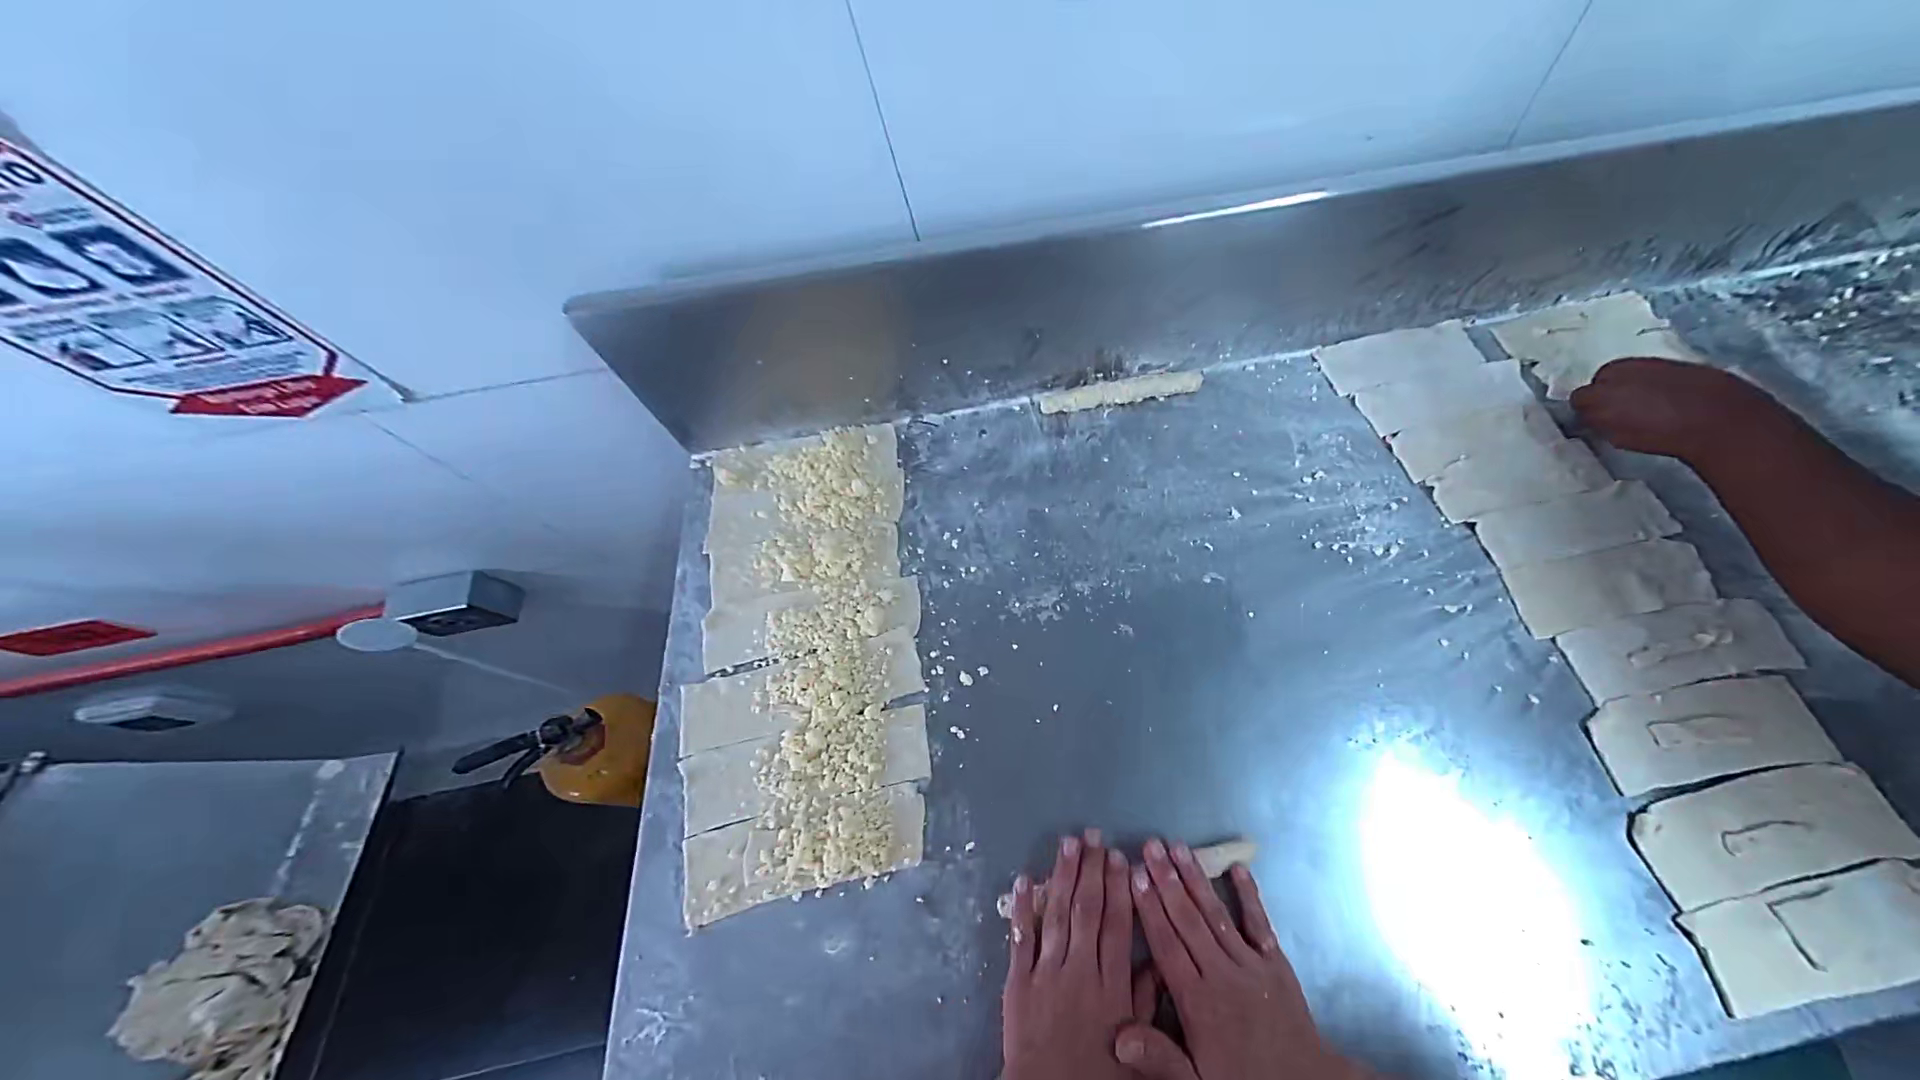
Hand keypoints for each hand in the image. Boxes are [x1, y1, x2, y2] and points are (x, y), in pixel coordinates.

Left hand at [1003, 830, 1137, 1079]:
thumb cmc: (1097, 1074)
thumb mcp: (1134, 1040)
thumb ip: (1144, 999)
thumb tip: (1159, 960)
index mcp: (1111, 984)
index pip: (1118, 924)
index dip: (1119, 888)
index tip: (1120, 857)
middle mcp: (1080, 968)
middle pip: (1087, 909)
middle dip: (1091, 869)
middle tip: (1093, 835)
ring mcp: (1046, 970)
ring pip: (1056, 913)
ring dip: (1062, 875)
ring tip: (1067, 843)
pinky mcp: (1018, 979)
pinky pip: (1020, 937)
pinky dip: (1022, 907)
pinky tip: (1024, 879)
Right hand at [1121, 838, 1362, 1079]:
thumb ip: (1160, 1059)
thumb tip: (1118, 1037)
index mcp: (1199, 1002)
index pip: (1167, 944)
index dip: (1148, 908)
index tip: (1133, 875)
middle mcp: (1223, 975)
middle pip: (1188, 920)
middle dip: (1166, 880)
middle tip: (1149, 845)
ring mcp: (1252, 966)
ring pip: (1217, 915)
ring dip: (1196, 878)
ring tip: (1177, 847)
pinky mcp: (1277, 964)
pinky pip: (1259, 924)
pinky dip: (1249, 896)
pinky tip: (1237, 868)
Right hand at [1570, 357, 1794, 463]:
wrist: (1722, 420)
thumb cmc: (1662, 435)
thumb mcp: (1617, 437)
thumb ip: (1599, 423)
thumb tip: (1593, 419)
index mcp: (1598, 392)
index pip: (1579, 397)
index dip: (1588, 409)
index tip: (1599, 420)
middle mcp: (1618, 371)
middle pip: (1601, 378)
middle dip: (1607, 391)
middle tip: (1622, 410)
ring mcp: (1650, 363)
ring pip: (1629, 372)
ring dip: (1633, 384)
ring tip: (1648, 404)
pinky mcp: (1679, 361)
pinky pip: (1657, 371)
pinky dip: (1658, 381)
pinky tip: (1670, 398)